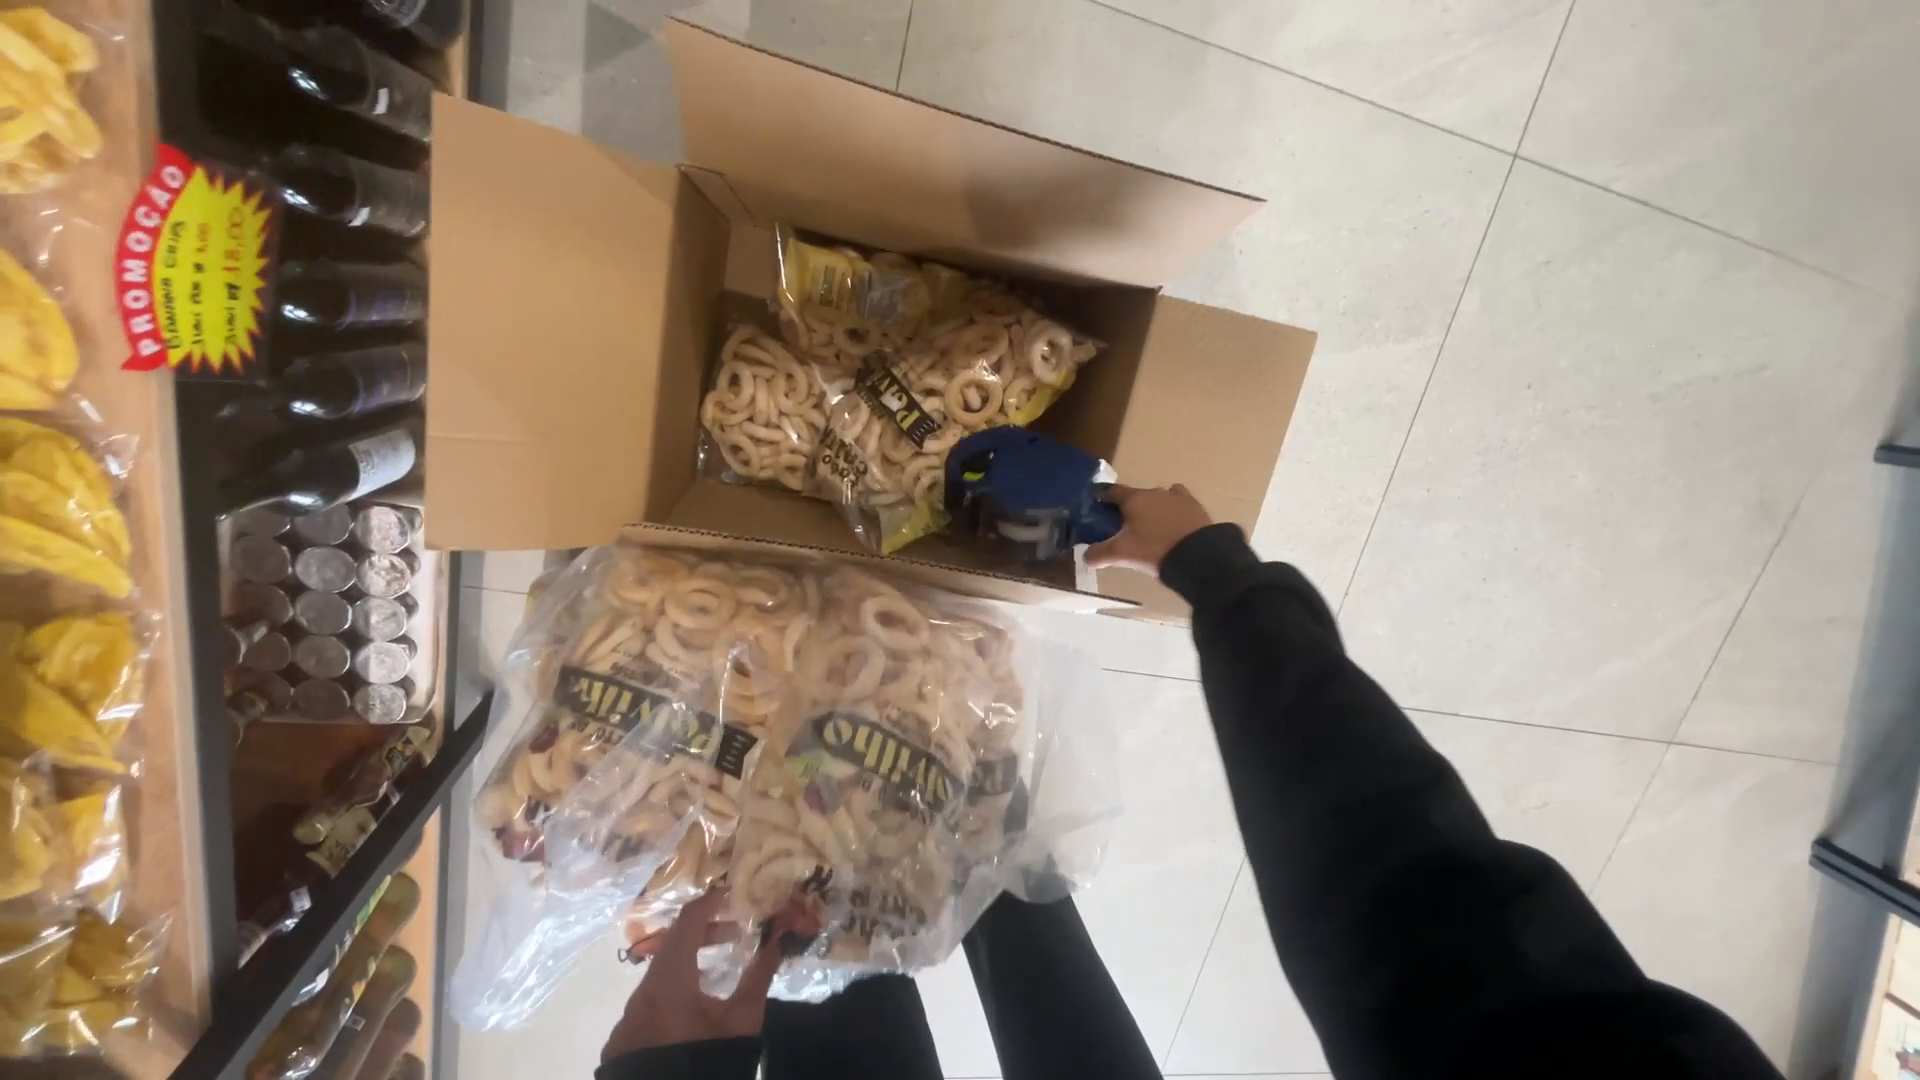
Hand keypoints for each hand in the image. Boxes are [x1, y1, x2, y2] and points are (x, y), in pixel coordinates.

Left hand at [599, 888, 784, 1061]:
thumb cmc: (708, 1060)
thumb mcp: (742, 1021)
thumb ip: (759, 976)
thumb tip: (778, 939)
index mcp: (670, 979)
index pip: (688, 921)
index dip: (710, 901)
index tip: (731, 891)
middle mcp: (642, 992)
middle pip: (671, 944)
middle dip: (704, 931)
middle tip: (734, 932)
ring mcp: (627, 1019)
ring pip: (658, 974)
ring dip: (687, 961)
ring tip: (718, 969)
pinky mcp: (621, 1042)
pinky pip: (648, 1001)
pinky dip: (671, 989)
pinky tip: (692, 1007)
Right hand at [1086, 483, 1212, 575]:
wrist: (1199, 557)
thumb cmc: (1153, 550)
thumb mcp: (1121, 554)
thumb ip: (1099, 554)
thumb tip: (1086, 556)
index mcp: (1134, 498)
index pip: (1112, 491)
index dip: (1102, 497)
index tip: (1096, 506)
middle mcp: (1155, 492)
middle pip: (1136, 496)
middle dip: (1128, 508)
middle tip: (1122, 527)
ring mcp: (1178, 498)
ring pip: (1158, 499)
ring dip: (1152, 509)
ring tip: (1151, 529)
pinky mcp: (1196, 508)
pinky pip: (1179, 506)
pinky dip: (1173, 514)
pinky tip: (1173, 527)